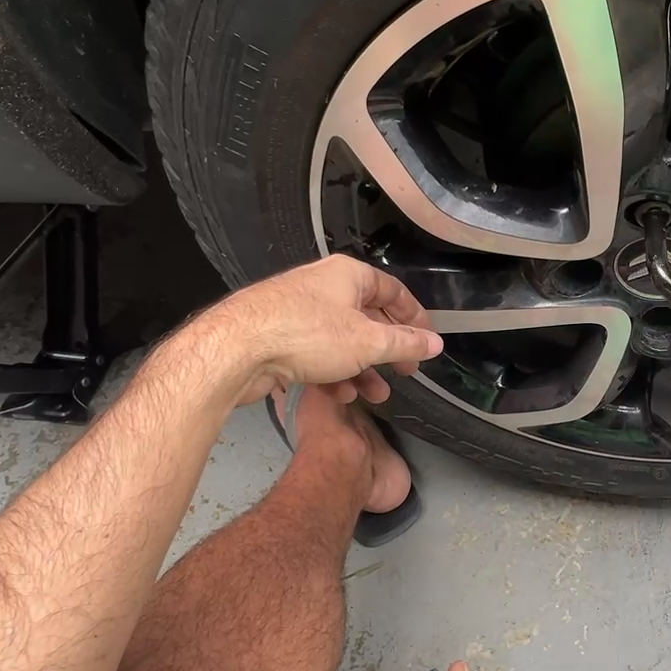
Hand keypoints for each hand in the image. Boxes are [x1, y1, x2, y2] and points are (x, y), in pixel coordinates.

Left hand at [194, 255, 443, 406]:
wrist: (235, 350)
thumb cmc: (305, 334)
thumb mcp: (369, 343)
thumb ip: (406, 344)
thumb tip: (434, 343)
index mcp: (348, 275)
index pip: (394, 292)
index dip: (415, 319)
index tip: (426, 342)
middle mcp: (324, 287)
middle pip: (368, 318)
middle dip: (387, 351)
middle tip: (404, 372)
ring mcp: (299, 311)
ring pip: (343, 340)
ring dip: (362, 369)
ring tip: (375, 394)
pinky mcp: (280, 335)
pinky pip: (318, 353)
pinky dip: (334, 373)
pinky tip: (340, 395)